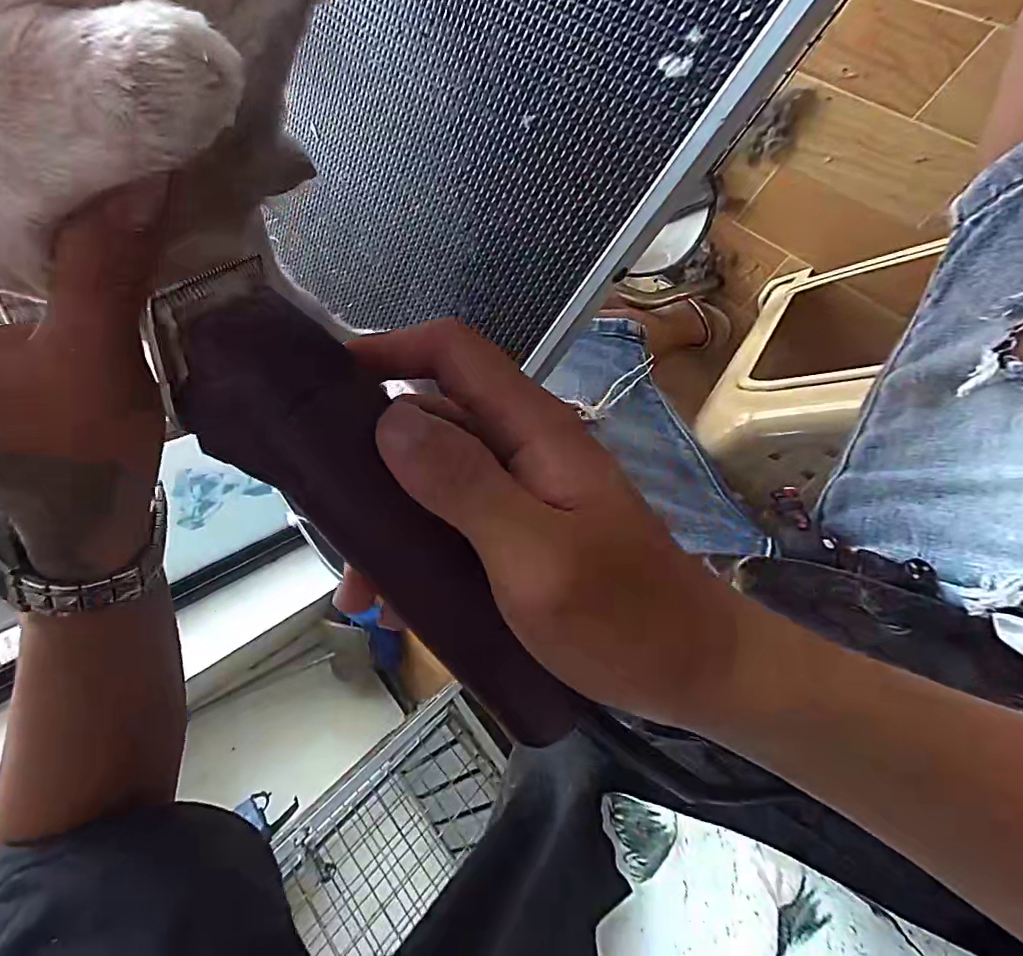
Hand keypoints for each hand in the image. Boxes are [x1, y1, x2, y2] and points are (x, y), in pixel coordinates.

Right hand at [336, 320, 753, 727]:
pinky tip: (396, 600)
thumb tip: (390, 419)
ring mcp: (519, 487)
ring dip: (389, 518)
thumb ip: (465, 484)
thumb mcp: (535, 555)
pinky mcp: (515, 526)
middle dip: (372, 459)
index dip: (391, 350)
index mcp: (532, 430)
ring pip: (432, 473)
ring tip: (360, 587)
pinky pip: (449, 517)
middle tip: (331, 521)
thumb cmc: (623, 618)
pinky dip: (415, 548)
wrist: (693, 673)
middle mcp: (521, 445)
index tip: (330, 386)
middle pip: (431, 415)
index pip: (454, 352)